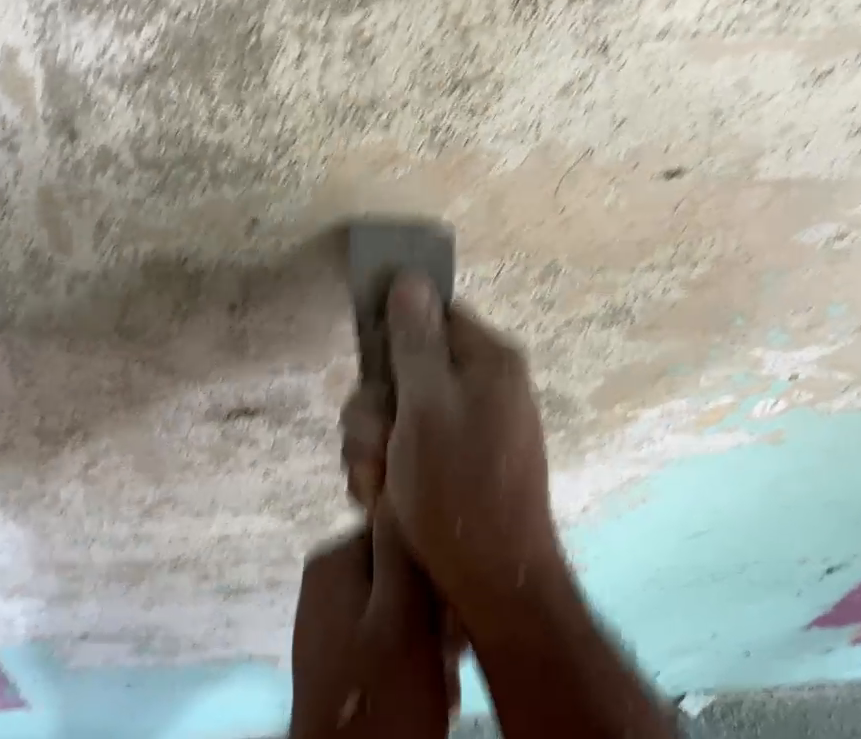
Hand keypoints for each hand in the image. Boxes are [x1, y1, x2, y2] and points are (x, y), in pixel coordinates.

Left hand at [289, 511, 453, 738]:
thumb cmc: (379, 695)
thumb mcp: (402, 615)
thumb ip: (400, 551)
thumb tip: (401, 484)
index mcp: (334, 558)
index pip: (398, 531)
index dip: (434, 565)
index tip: (452, 605)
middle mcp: (326, 579)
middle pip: (401, 572)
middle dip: (433, 611)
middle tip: (449, 649)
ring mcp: (330, 618)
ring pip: (401, 610)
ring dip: (429, 642)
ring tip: (440, 678)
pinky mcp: (338, 655)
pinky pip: (387, 640)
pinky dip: (412, 663)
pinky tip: (427, 692)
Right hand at [380, 274, 561, 613]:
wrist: (490, 584)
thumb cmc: (458, 488)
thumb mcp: (426, 405)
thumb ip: (413, 341)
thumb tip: (410, 277)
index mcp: (487, 362)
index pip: (431, 315)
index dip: (393, 336)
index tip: (369, 368)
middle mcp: (479, 388)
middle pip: (402, 368)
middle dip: (374, 411)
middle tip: (376, 448)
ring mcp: (465, 429)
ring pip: (392, 413)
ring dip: (372, 448)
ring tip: (378, 485)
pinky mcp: (450, 465)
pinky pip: (402, 448)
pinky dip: (385, 471)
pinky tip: (383, 498)